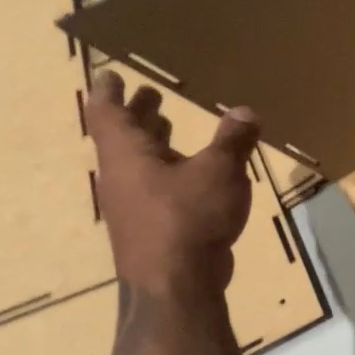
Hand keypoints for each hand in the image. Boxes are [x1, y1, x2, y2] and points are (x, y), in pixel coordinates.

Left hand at [85, 71, 260, 295]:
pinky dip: (169, 166)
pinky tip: (194, 171)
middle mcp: (123, 175)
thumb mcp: (220, 171)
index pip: (110, 115)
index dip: (110, 93)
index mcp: (128, 156)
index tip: (109, 73)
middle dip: (136, 115)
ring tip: (168, 125)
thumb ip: (233, 139)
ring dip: (153, 141)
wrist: (175, 280)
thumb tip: (245, 110)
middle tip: (149, 93)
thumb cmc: (190, 215)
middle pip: (122, 137)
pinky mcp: (152, 223)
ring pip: (139, 162)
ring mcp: (134, 202)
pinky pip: (155, 182)